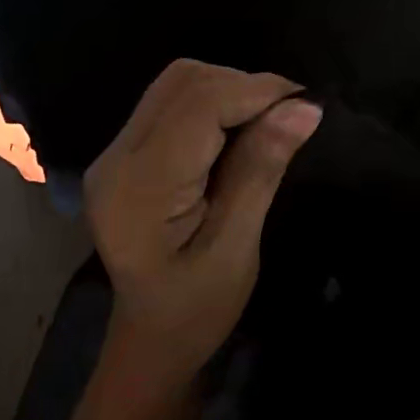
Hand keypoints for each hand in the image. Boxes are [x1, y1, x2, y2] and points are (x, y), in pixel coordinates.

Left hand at [84, 60, 322, 385]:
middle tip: (289, 115)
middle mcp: (115, 158)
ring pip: (176, 84)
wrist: (150, 336)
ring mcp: (113, 152)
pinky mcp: (123, 151)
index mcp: (138, 188)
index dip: (255, 91)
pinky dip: (212, 101)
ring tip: (266, 121)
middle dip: (243, 86)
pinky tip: (236, 128)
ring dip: (228, 89)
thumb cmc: (197, 310)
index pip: (197, 106)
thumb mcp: (237, 247)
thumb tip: (303, 107)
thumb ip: (260, 170)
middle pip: (183, 83)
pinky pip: (171, 101)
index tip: (305, 104)